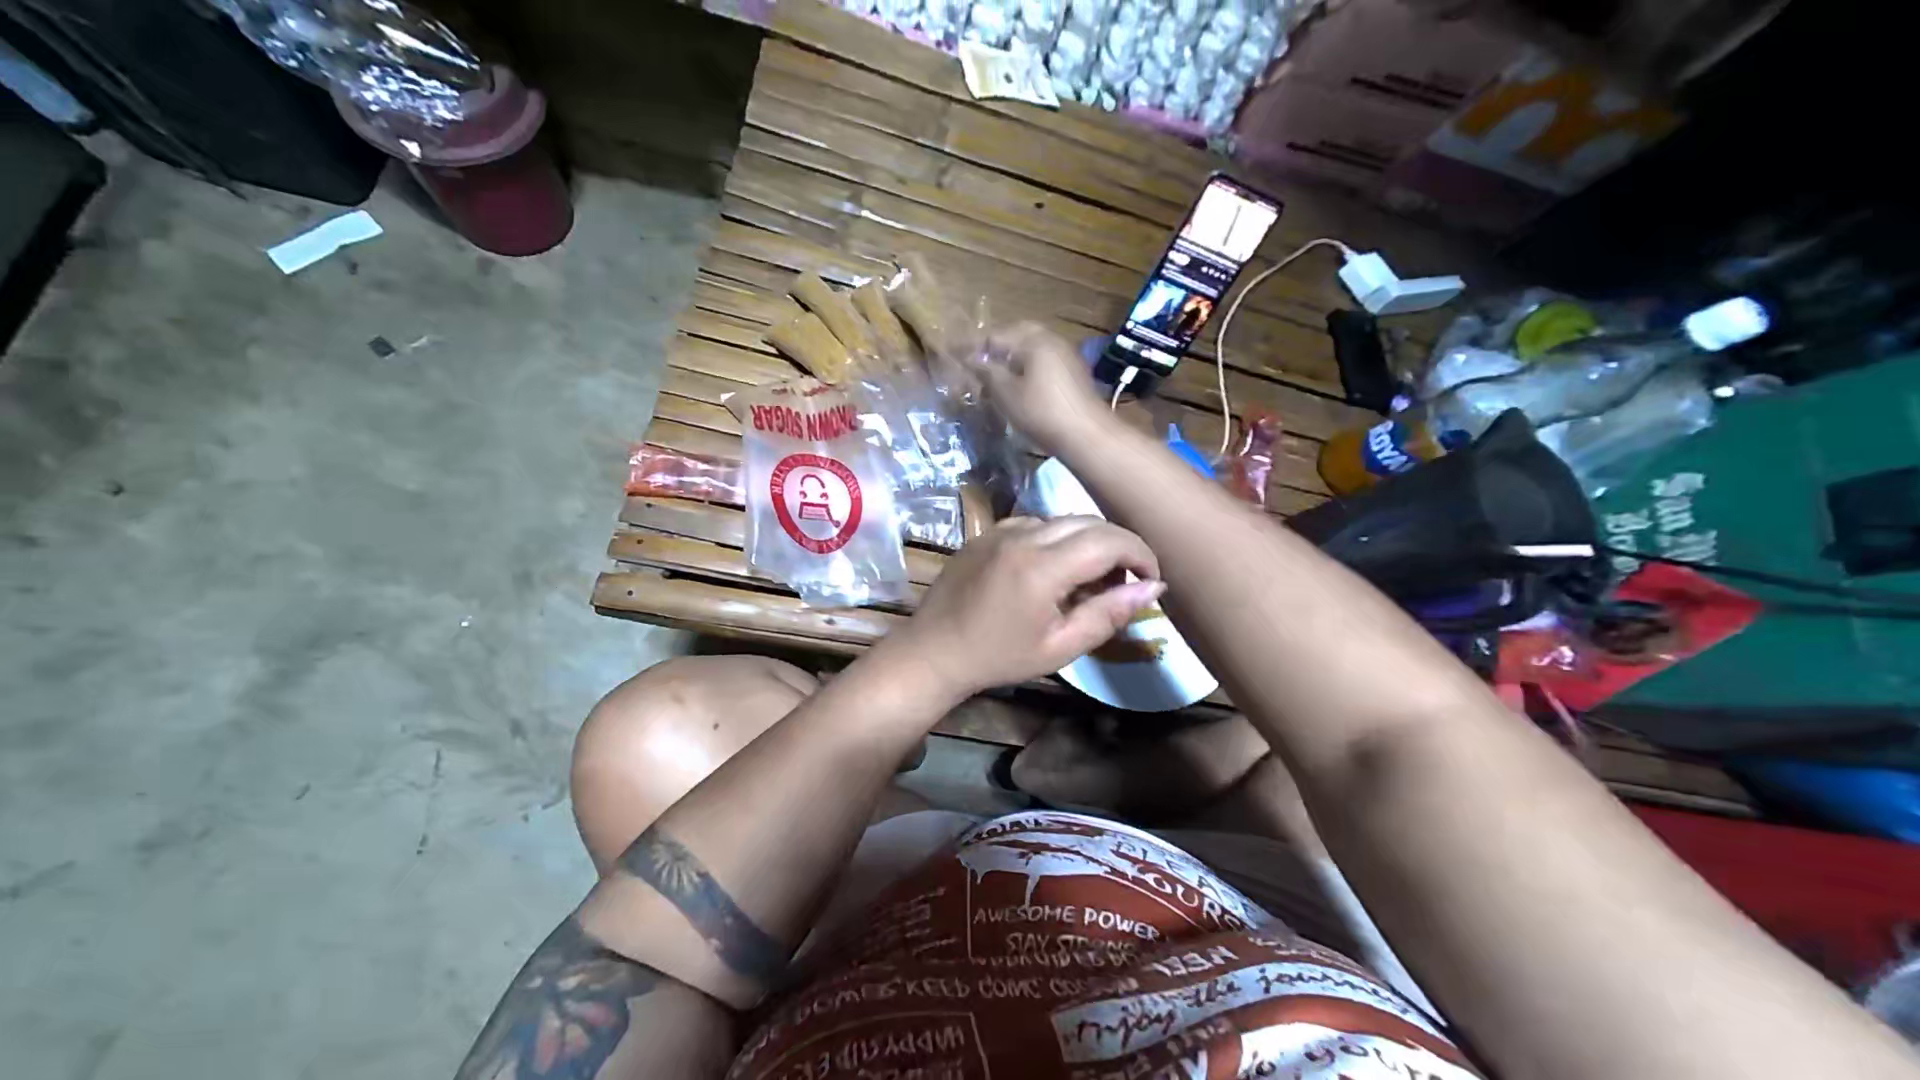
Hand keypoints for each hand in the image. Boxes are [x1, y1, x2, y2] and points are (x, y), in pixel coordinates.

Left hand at [880, 516, 1164, 700]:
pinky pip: (1034, 523)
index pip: (1109, 540)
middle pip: (1089, 522)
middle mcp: (1022, 536)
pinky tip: (1052, 570)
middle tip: (1123, 582)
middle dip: (1118, 546)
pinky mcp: (986, 532)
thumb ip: (1109, 613)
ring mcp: (1001, 529)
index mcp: (1042, 567)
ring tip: (1089, 579)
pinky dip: (1056, 538)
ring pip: (1062, 519)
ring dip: (1087, 540)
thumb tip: (1154, 587)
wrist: (934, 651)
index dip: (1140, 554)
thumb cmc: (999, 657)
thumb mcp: (1061, 647)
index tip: (1150, 579)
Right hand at [981, 323, 1109, 456]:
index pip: (995, 335)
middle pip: (1017, 336)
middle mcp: (1052, 340)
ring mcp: (1066, 356)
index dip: (972, 347)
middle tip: (976, 362)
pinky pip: (1044, 361)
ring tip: (994, 375)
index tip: (953, 355)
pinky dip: (1027, 367)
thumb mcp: (1006, 393)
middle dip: (995, 347)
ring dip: (1012, 357)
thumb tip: (969, 358)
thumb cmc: (1041, 412)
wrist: (1086, 435)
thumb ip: (986, 371)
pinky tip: (1019, 385)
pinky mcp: (1073, 374)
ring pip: (1032, 348)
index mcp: (1034, 339)